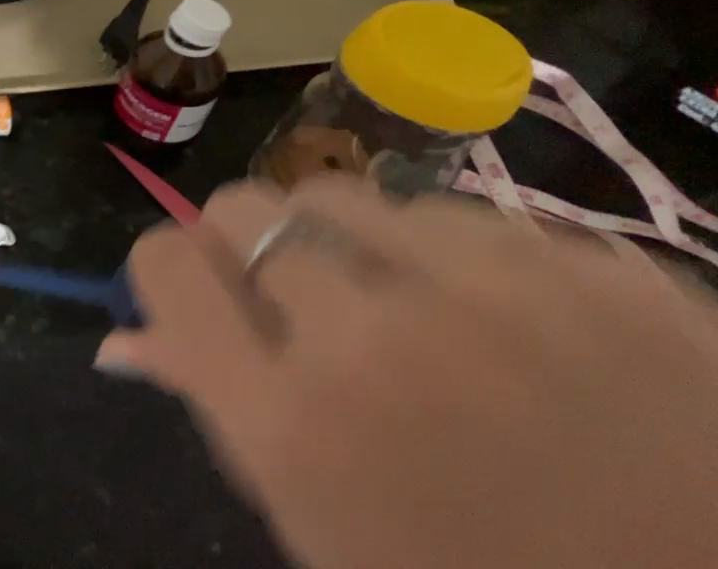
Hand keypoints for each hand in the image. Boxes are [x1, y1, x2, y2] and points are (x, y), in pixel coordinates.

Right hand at [101, 177, 717, 568]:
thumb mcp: (318, 524)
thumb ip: (216, 408)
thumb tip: (123, 339)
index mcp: (292, 420)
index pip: (166, 262)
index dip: (170, 269)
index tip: (198, 291)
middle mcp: (372, 339)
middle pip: (240, 209)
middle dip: (245, 247)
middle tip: (290, 295)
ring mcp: (491, 294)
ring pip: (336, 194)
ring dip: (337, 240)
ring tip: (389, 297)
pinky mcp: (595, 271)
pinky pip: (452, 213)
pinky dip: (439, 252)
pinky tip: (487, 312)